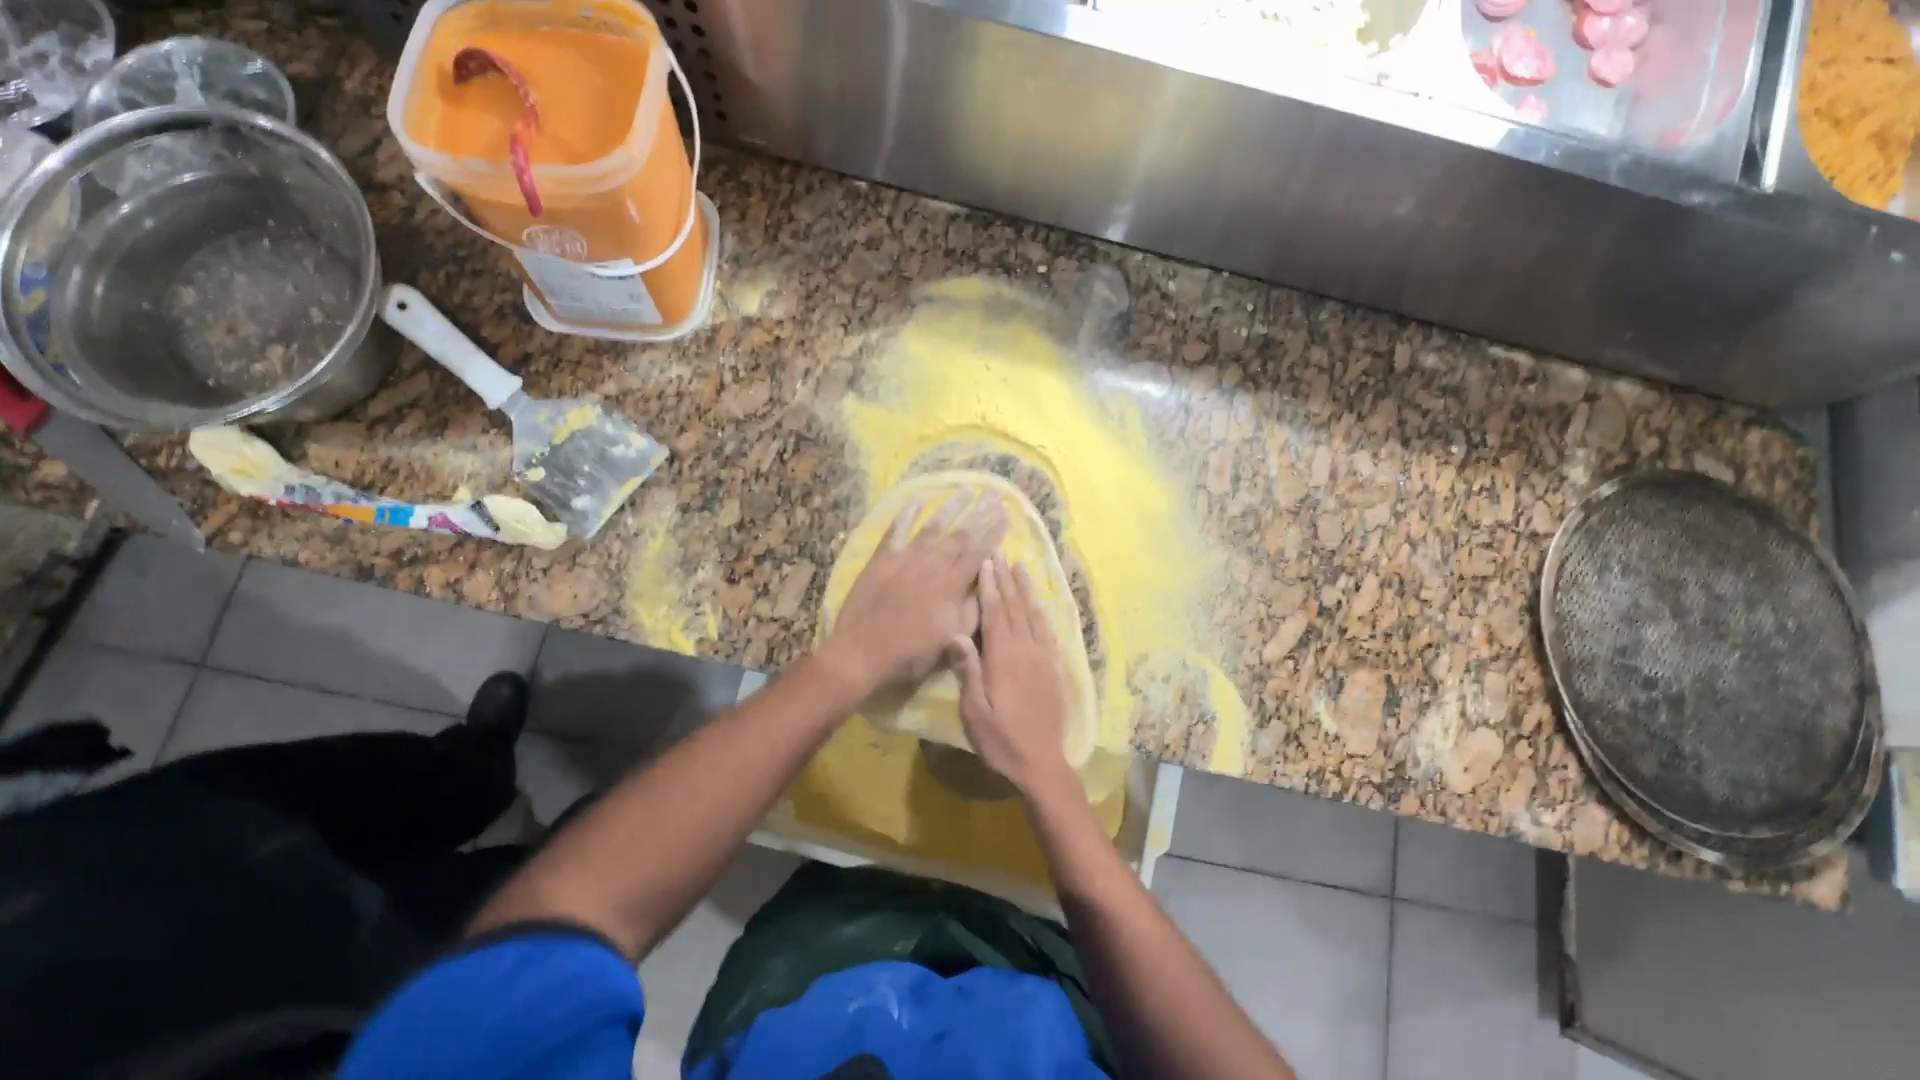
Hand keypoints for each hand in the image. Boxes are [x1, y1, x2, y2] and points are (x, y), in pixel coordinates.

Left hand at [822, 490, 1007, 694]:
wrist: (861, 652)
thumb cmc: (910, 653)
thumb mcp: (951, 639)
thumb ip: (972, 611)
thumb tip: (986, 583)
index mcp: (951, 586)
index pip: (978, 551)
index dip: (993, 531)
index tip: (1006, 512)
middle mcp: (931, 565)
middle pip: (960, 533)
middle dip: (979, 512)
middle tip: (993, 493)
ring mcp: (905, 559)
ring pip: (932, 526)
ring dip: (950, 506)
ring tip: (965, 488)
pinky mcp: (882, 560)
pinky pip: (897, 530)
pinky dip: (907, 513)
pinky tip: (918, 499)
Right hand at [949, 554, 1073, 796]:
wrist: (1041, 762)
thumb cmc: (1000, 739)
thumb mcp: (974, 709)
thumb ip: (968, 669)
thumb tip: (958, 633)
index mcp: (1004, 658)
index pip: (996, 613)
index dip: (991, 586)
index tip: (986, 562)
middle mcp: (1027, 651)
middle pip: (1015, 608)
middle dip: (1007, 580)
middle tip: (1000, 555)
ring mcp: (1044, 659)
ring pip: (1035, 616)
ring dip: (1027, 591)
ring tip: (1022, 568)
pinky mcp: (1055, 670)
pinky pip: (1049, 633)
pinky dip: (1043, 614)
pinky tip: (1039, 605)